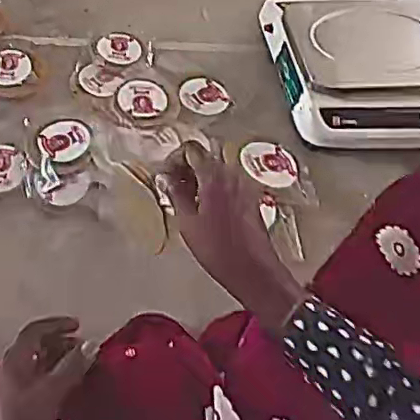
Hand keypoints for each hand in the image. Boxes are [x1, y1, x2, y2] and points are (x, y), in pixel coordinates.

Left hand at [0, 317, 91, 419]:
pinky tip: (73, 382)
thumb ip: (71, 367)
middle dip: (61, 340)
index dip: (56, 324)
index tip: (78, 325)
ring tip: (83, 361)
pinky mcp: (22, 407)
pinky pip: (42, 379)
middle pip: (37, 344)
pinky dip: (58, 374)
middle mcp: (12, 370)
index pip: (34, 331)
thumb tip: (91, 344)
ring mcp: (16, 389)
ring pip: (40, 362)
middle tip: (83, 344)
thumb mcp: (50, 394)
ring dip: (61, 358)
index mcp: (13, 361)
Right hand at [161, 141, 304, 332]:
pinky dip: (214, 184)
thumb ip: (175, 194)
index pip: (191, 149)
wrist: (253, 271)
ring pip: (217, 167)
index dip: (174, 158)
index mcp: (214, 176)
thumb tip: (167, 179)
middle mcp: (232, 174)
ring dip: (200, 175)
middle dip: (187, 166)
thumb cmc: (221, 250)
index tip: (166, 173)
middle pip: (206, 155)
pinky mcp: (251, 196)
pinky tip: (205, 205)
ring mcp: (244, 184)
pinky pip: (228, 180)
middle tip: (173, 184)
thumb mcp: (187, 222)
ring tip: (186, 196)